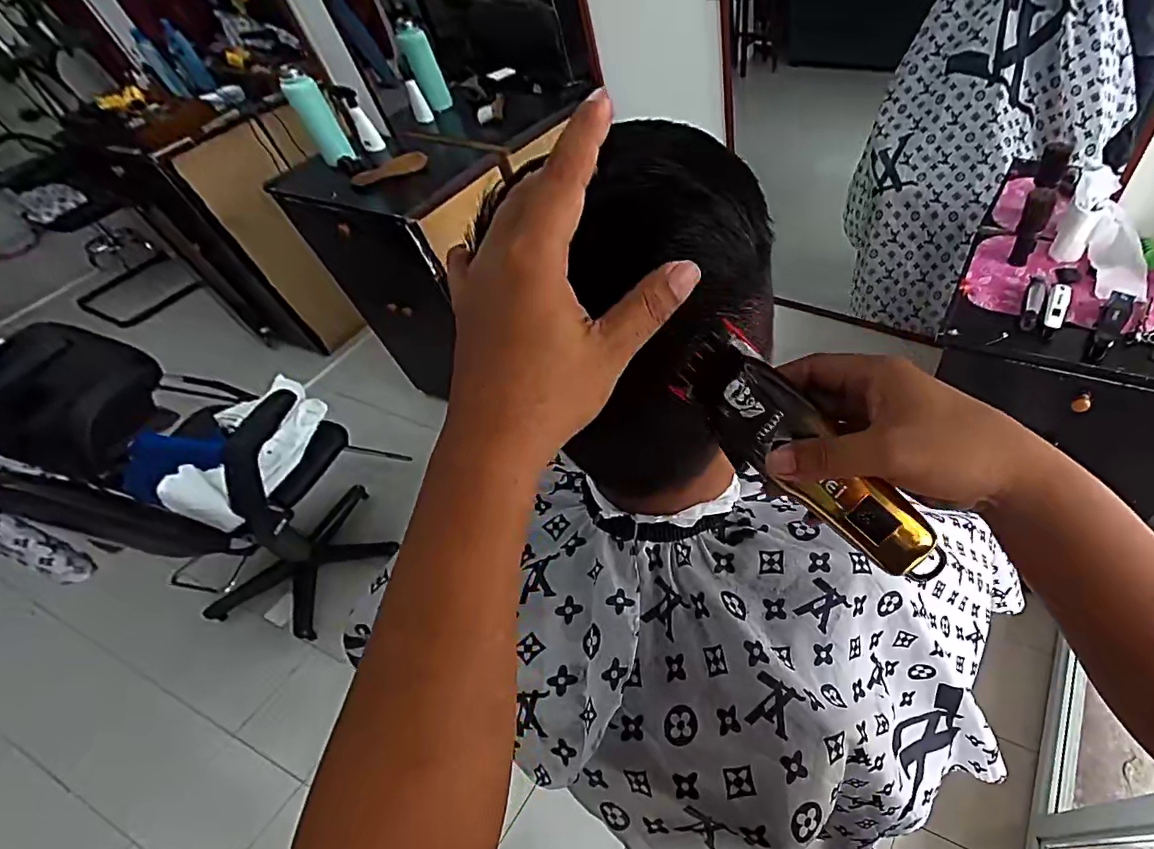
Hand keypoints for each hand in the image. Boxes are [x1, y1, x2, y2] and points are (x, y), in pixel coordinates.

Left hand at [441, 91, 700, 466]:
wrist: (492, 439)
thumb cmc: (545, 400)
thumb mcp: (609, 352)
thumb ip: (647, 306)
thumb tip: (684, 272)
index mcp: (534, 261)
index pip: (565, 180)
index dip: (586, 138)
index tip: (600, 104)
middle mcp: (499, 259)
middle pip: (530, 190)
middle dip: (561, 161)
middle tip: (588, 142)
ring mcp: (478, 279)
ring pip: (502, 215)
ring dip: (531, 193)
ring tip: (554, 185)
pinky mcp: (469, 303)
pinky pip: (480, 250)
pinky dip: (498, 234)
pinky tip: (499, 245)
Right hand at [763, 353, 1055, 507]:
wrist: (1011, 478)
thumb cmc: (955, 448)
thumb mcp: (883, 451)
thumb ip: (826, 457)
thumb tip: (775, 461)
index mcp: (876, 376)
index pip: (816, 368)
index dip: (783, 382)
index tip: (754, 407)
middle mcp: (881, 395)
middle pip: (824, 405)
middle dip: (796, 431)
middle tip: (768, 458)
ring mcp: (891, 424)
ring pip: (840, 436)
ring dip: (818, 457)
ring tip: (792, 483)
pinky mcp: (900, 451)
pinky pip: (859, 458)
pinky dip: (841, 473)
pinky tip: (828, 495)